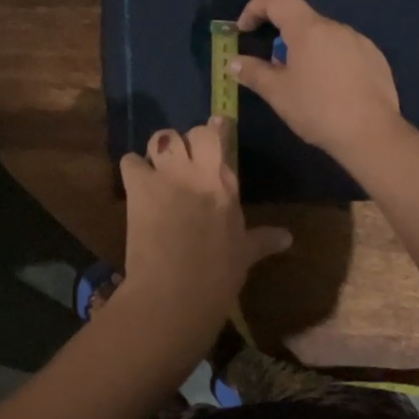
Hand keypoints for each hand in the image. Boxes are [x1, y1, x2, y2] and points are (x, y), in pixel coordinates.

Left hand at [119, 119, 291, 317]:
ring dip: (160, 149)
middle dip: (186, 142)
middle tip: (184, 160)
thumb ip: (263, 240)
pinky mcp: (138, 188)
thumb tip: (288, 238)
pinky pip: (130, 161)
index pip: (221, 138)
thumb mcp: (244, 256)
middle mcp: (197, 171)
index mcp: (225, 185)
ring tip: (159, 167)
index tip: (215, 127)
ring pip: (160, 138)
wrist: (175, 292)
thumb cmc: (217, 277)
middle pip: (190, 133)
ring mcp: (166, 176)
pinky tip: (136, 182)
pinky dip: (133, 167)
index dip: (216, 130)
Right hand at [230, 0, 402, 155]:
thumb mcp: (277, 93)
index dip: (255, 7)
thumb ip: (253, 72)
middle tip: (274, 69)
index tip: (243, 30)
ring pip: (324, 38)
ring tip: (305, 84)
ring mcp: (360, 41)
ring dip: (307, 51)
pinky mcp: (375, 58)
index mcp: (308, 29)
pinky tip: (332, 90)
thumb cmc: (317, 109)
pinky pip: (344, 51)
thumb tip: (233, 62)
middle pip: (302, 21)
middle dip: (282, 38)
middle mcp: (336, 27)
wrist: (371, 133)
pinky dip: (330, 62)